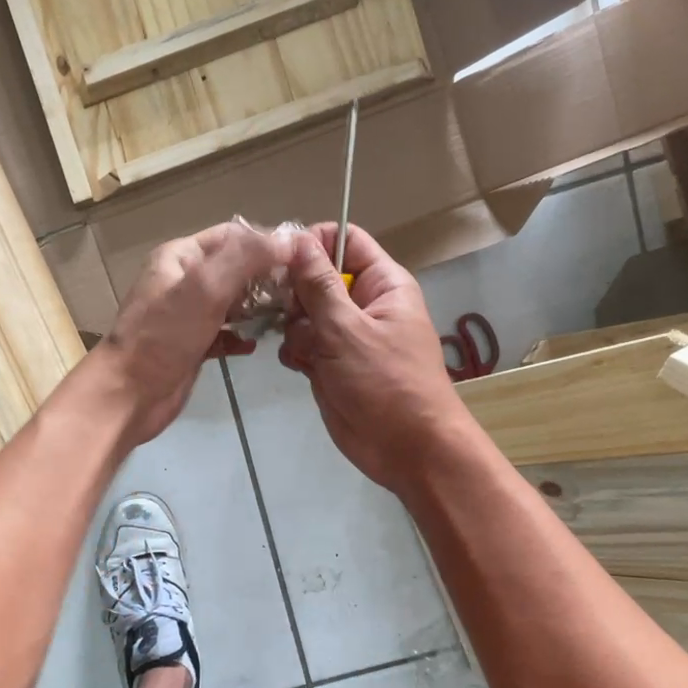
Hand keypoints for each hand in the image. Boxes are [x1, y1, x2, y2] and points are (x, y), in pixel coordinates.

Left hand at [93, 222, 277, 445]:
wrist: (128, 396)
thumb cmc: (163, 336)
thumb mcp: (205, 287)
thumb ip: (246, 257)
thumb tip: (289, 238)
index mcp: (180, 257)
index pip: (233, 235)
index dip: (267, 242)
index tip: (303, 257)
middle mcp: (183, 281)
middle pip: (235, 268)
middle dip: (266, 277)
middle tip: (299, 291)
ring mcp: (186, 316)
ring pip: (231, 302)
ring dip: (257, 307)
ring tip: (286, 315)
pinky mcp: (191, 346)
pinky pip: (223, 334)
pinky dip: (240, 336)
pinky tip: (254, 345)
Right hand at [278, 223, 462, 494]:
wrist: (406, 447)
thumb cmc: (386, 382)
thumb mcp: (347, 328)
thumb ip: (318, 285)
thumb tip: (297, 240)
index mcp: (381, 283)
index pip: (344, 240)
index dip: (312, 243)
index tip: (281, 260)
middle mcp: (362, 304)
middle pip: (315, 278)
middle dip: (294, 293)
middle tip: (286, 312)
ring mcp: (345, 336)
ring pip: (303, 315)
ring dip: (293, 329)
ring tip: (303, 350)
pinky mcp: (331, 365)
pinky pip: (302, 346)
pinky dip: (296, 354)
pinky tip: (300, 367)